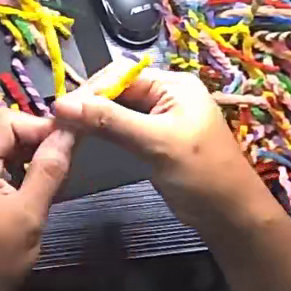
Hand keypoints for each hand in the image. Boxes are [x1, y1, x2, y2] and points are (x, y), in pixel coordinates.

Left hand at [0, 107, 75, 290]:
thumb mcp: (29, 214)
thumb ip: (49, 169)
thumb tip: (70, 131)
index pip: (6, 120)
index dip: (40, 124)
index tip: (70, 141)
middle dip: (30, 129)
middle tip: (60, 150)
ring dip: (21, 143)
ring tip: (51, 163)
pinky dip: (11, 158)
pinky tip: (31, 177)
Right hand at [53, 61, 273, 228]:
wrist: (230, 216)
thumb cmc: (201, 174)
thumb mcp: (154, 142)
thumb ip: (109, 120)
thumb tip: (62, 105)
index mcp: (173, 84)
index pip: (120, 74)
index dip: (90, 90)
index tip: (60, 111)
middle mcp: (166, 94)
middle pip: (117, 88)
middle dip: (89, 102)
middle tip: (60, 123)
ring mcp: (160, 117)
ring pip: (117, 108)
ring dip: (93, 117)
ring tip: (66, 130)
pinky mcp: (154, 138)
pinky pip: (122, 126)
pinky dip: (103, 130)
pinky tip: (85, 138)